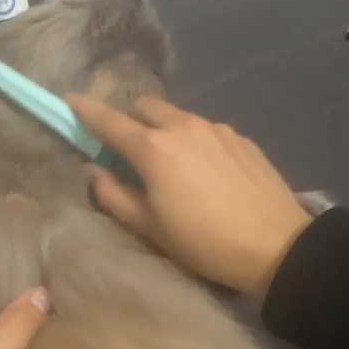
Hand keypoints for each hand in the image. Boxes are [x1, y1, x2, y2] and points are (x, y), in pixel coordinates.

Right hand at [69, 95, 311, 298]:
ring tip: (171, 164)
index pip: (108, 120)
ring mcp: (215, 129)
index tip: (70, 100)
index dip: (85, 109)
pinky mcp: (240, 138)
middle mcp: (182, 126)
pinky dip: (192, 140)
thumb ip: (114, 194)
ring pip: (176, 116)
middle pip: (144, 107)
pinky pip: (204, 129)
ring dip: (162, 129)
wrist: (279, 247)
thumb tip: (94, 171)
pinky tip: (204, 172)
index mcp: (152, 148)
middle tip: (128, 150)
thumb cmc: (204, 242)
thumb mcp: (149, 227)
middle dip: (129, 120)